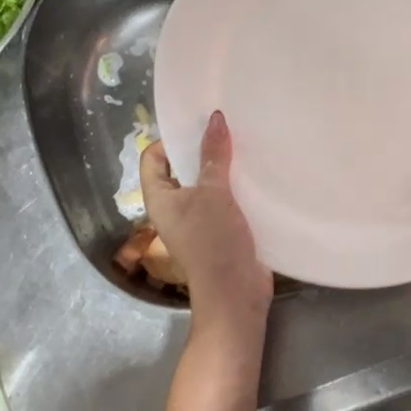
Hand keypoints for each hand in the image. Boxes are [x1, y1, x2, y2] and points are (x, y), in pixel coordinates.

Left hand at [141, 111, 272, 328]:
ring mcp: (199, 220)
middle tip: (226, 127)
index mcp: (159, 198)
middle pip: (182, 169)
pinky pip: (227, 200)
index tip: (199, 125)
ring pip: (208, 184)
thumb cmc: (213, 241)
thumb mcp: (213, 193)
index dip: (170, 139)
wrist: (235, 292)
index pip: (153, 158)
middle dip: (202, 149)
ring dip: (224, 168)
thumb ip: (214, 155)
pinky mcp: (222, 229)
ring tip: (245, 144)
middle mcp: (175, 208)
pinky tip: (257, 172)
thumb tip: (214, 118)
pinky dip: (238, 187)